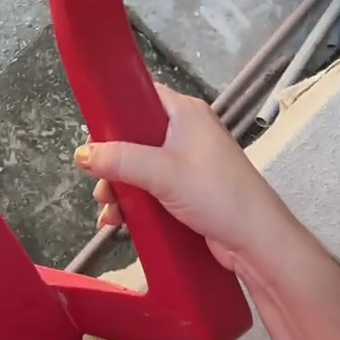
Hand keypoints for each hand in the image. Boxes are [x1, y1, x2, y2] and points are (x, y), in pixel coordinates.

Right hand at [74, 84, 279, 269]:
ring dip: (118, 188)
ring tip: (110, 213)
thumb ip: (118, 160)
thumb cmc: (215, 194)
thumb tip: (81, 154)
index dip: (112, 112)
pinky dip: (133, 202)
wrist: (258, 243)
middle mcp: (185, 131)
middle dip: (110, 163)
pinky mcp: (187, 190)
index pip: (140, 96)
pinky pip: (149, 188)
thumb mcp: (161, 172)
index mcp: (184, 112)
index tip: (92, 137)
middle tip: (100, 186)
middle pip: (132, 136)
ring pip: (137, 166)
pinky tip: (118, 222)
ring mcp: (187, 162)